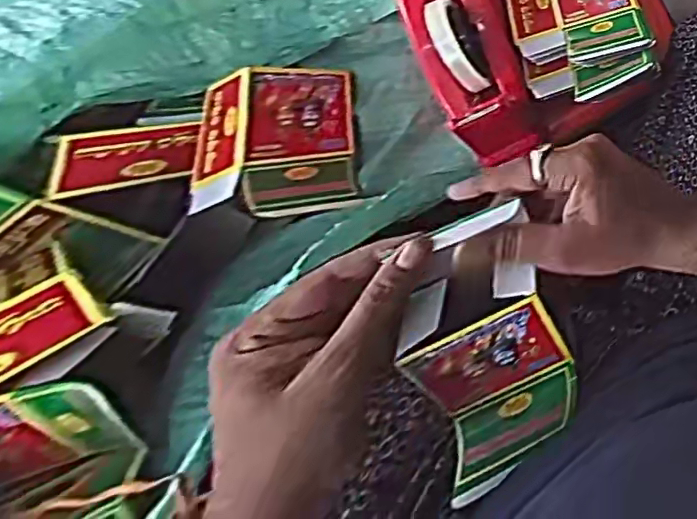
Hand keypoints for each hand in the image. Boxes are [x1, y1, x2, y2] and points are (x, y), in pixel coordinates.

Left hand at [205, 237, 430, 518]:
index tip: (424, 240)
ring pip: (358, 310)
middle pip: (344, 291)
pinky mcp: (327, 372)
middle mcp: (276, 338)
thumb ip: (377, 307)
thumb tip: (412, 250)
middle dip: (390, 276)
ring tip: (437, 276)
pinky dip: (392, 322)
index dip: (378, 255)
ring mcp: (301, 356)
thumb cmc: (292, 457)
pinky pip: (364, 333)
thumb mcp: (337, 373)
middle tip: (439, 256)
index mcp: (257, 335)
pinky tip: (420, 310)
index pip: (328, 276)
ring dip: (396, 297)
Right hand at [446, 135, 696, 275]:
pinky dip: (550, 202)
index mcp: (576, 162)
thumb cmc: (630, 237)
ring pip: (544, 178)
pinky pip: (562, 178)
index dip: (481, 185)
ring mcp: (594, 153)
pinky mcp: (600, 162)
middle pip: (529, 173)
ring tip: (524, 236)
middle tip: (489, 232)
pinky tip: (550, 226)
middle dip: (509, 203)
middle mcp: (585, 148)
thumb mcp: (566, 249)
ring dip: (531, 205)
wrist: (673, 230)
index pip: (515, 170)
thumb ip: (515, 245)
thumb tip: (474, 247)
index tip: (456, 193)